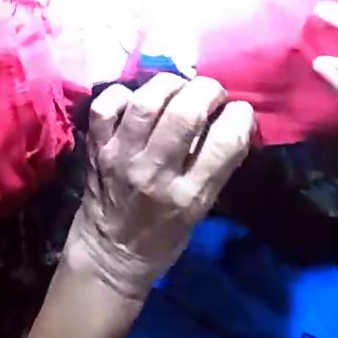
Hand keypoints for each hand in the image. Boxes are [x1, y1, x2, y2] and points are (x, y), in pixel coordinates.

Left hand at [63, 74, 254, 300]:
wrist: (109, 252)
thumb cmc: (162, 236)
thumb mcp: (200, 211)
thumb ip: (213, 168)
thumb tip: (230, 122)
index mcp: (189, 195)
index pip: (223, 144)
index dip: (239, 117)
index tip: (241, 110)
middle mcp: (154, 172)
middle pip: (183, 115)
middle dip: (205, 91)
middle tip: (212, 91)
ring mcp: (121, 155)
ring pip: (145, 103)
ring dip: (168, 85)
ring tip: (178, 85)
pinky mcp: (96, 145)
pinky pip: (105, 106)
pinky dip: (121, 93)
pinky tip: (135, 97)